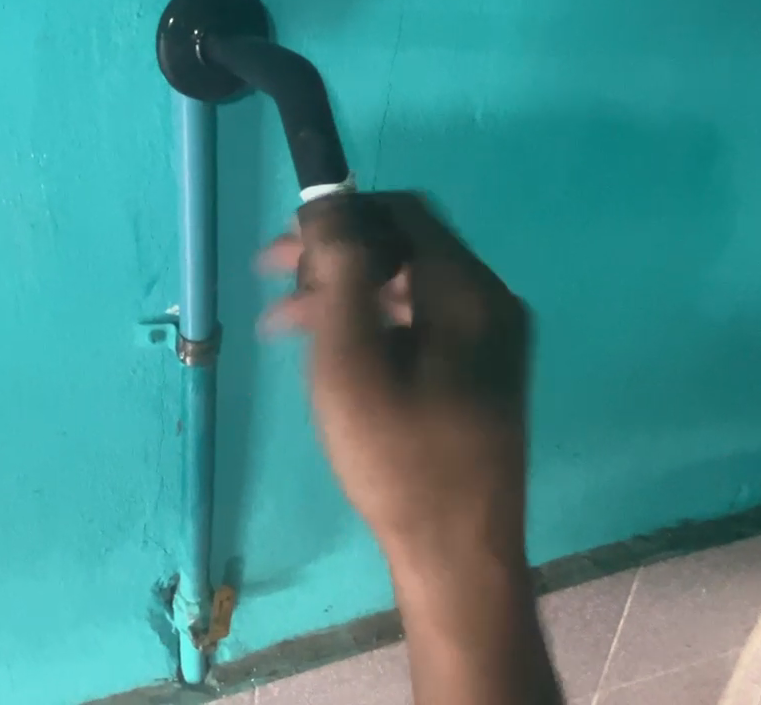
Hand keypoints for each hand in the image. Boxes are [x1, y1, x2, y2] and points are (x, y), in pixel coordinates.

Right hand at [258, 191, 532, 560]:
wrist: (458, 555)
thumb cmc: (397, 458)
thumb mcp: (351, 360)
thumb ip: (338, 272)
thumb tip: (326, 204)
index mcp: (466, 291)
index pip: (400, 212)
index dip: (341, 214)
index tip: (286, 245)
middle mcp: (487, 300)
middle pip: (401, 245)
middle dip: (332, 254)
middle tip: (273, 279)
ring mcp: (487, 335)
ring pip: (404, 282)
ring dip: (342, 288)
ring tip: (283, 319)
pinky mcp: (477, 365)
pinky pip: (417, 316)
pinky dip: (368, 318)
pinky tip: (326, 345)